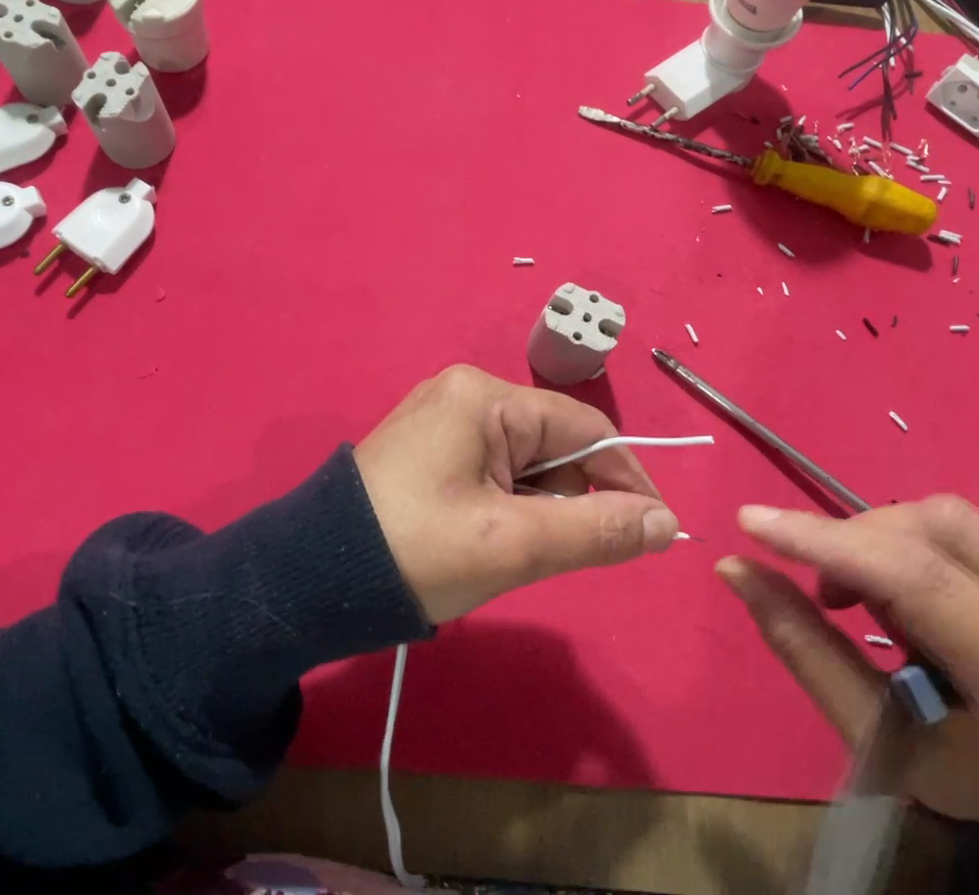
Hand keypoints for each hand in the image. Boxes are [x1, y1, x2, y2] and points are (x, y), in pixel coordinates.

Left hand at [354, 365, 679, 624]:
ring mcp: (443, 425)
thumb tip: (666, 524)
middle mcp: (465, 397)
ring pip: (526, 467)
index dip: (627, 478)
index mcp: (484, 398)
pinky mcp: (430, 455)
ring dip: (542, 513)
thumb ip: (596, 531)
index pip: (584, 428)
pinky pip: (494, 477)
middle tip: (569, 556)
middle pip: (555, 447)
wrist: (312, 580)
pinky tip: (495, 545)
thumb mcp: (512, 545)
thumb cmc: (416, 552)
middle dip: (575, 502)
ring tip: (516, 555)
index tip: (658, 529)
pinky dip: (511, 512)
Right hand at [716, 497, 978, 821]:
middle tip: (826, 591)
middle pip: (945, 530)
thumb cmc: (957, 782)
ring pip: (962, 523)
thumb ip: (803, 646)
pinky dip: (927, 553)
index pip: (925, 584)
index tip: (753, 521)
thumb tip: (734, 567)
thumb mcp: (871, 731)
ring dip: (889, 543)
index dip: (832, 543)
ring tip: (872, 602)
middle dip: (858, 539)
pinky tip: (926, 605)